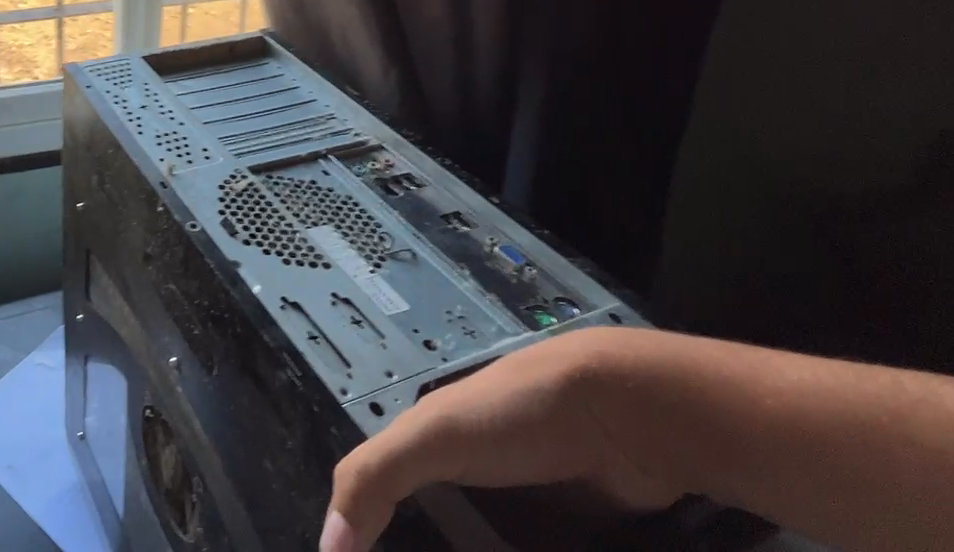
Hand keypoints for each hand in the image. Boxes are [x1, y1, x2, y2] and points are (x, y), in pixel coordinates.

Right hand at [319, 327, 683, 551]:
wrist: (626, 418)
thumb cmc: (513, 416)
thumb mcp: (430, 436)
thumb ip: (372, 480)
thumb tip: (328, 548)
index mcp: (430, 446)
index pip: (386, 501)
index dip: (369, 538)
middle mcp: (473, 479)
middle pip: (438, 537)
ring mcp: (526, 512)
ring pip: (485, 551)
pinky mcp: (567, 539)